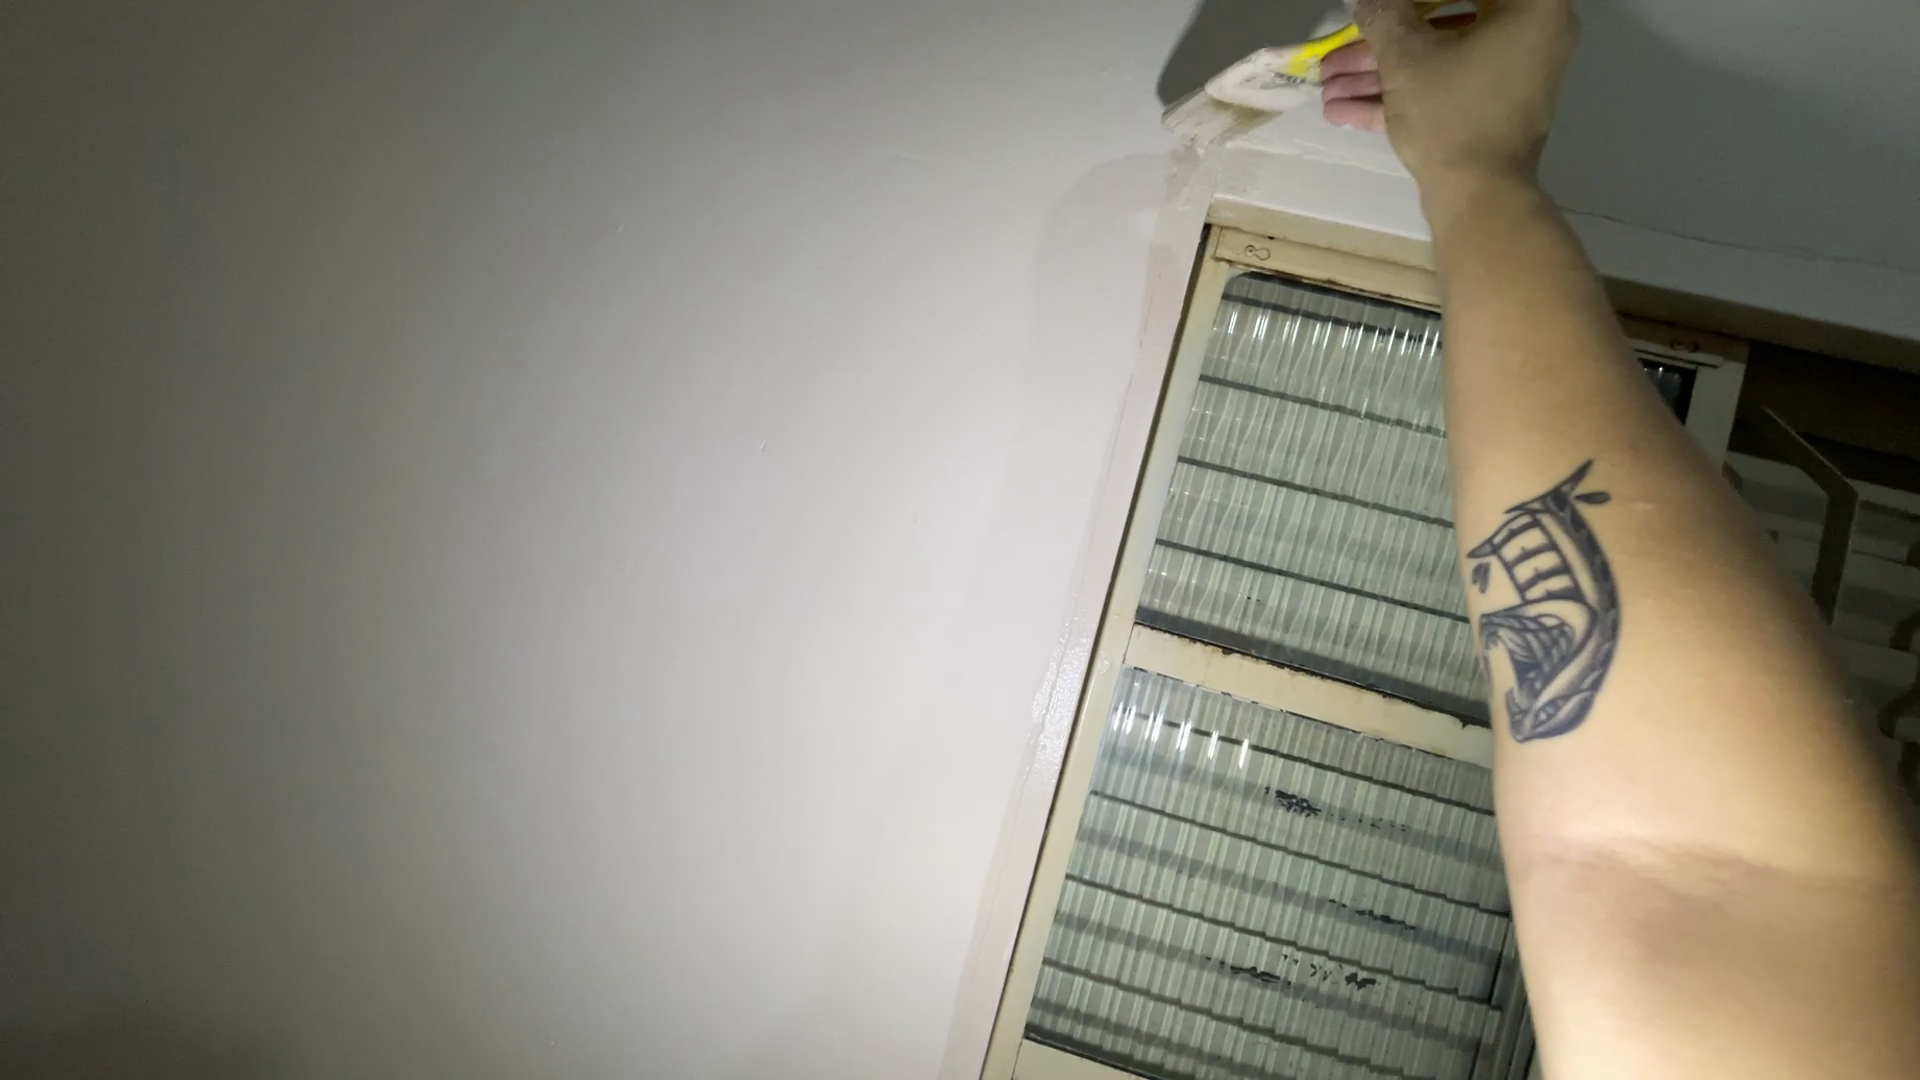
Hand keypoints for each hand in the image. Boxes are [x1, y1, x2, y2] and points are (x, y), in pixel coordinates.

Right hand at [1321, 0, 1579, 196]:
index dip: (1406, 4)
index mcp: (1529, 4)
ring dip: (1376, 76)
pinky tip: (1343, 112)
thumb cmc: (1452, 114)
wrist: (1479, 193)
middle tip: (1335, 58)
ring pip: (1434, 63)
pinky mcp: (1486, 113)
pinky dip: (1396, 100)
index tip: (1374, 13)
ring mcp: (1507, 76)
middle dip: (1378, 45)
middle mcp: (1527, 32)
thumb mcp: (1407, 60)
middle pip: (1441, 24)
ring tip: (1327, 89)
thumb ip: (1383, 17)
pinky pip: (1441, 93)